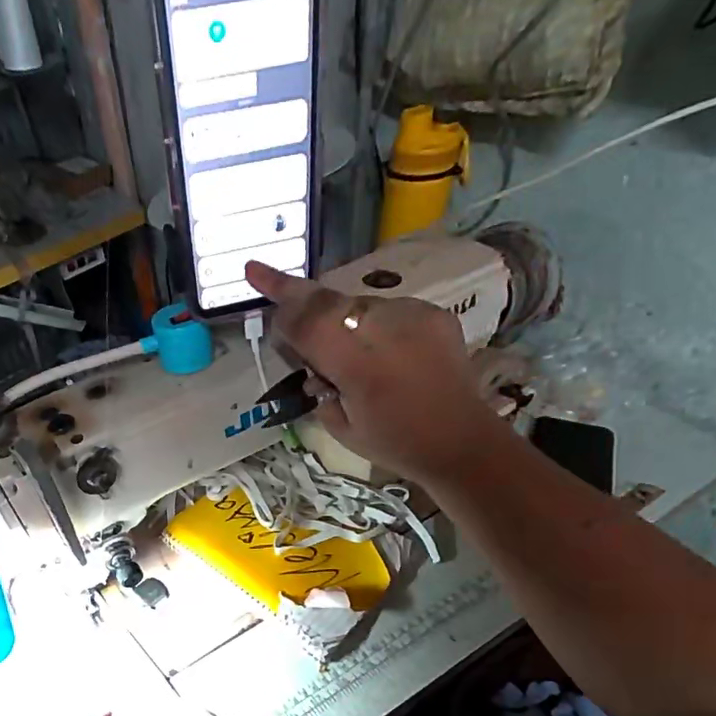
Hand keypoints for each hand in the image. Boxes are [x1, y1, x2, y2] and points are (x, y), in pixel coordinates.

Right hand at [246, 261, 511, 482]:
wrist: (461, 441)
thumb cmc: (395, 443)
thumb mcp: (341, 426)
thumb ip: (316, 384)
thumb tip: (305, 355)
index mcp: (359, 367)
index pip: (307, 320)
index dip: (278, 296)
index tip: (254, 272)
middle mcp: (385, 331)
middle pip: (328, 300)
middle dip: (300, 298)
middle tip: (276, 292)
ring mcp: (413, 316)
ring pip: (357, 304)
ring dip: (341, 318)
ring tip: (346, 349)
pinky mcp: (433, 313)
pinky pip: (388, 308)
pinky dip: (373, 324)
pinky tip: (380, 349)